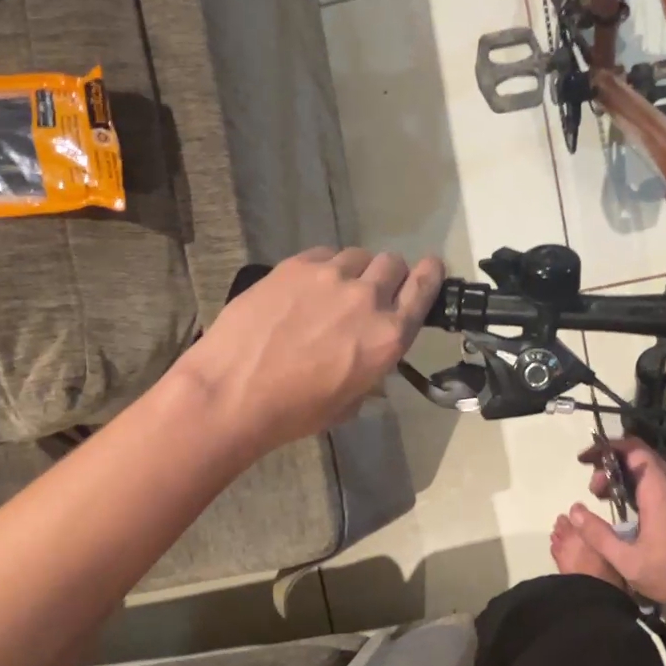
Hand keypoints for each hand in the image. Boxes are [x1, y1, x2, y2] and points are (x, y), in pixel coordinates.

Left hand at [180, 247, 444, 447]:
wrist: (235, 390)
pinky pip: (324, 255)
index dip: (430, 275)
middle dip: (388, 276)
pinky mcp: (295, 265)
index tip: (430, 267)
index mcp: (389, 338)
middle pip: (392, 264)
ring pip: (358, 256)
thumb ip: (372, 369)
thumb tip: (368, 356)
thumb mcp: (351, 401)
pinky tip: (307, 288)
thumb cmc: (297, 411)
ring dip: (355, 271)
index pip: (423, 290)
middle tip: (371, 293)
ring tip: (335, 291)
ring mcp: (330, 277)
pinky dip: (324, 267)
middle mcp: (368, 299)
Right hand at [567, 437, 665, 605]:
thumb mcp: (628, 561)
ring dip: (625, 476)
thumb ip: (599, 535)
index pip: (635, 451)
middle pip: (642, 458)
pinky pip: (660, 485)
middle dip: (612, 464)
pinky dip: (638, 487)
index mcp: (659, 494)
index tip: (587, 460)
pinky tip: (628, 511)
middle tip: (594, 489)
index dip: (609, 448)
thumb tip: (574, 511)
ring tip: (605, 497)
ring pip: (652, 471)